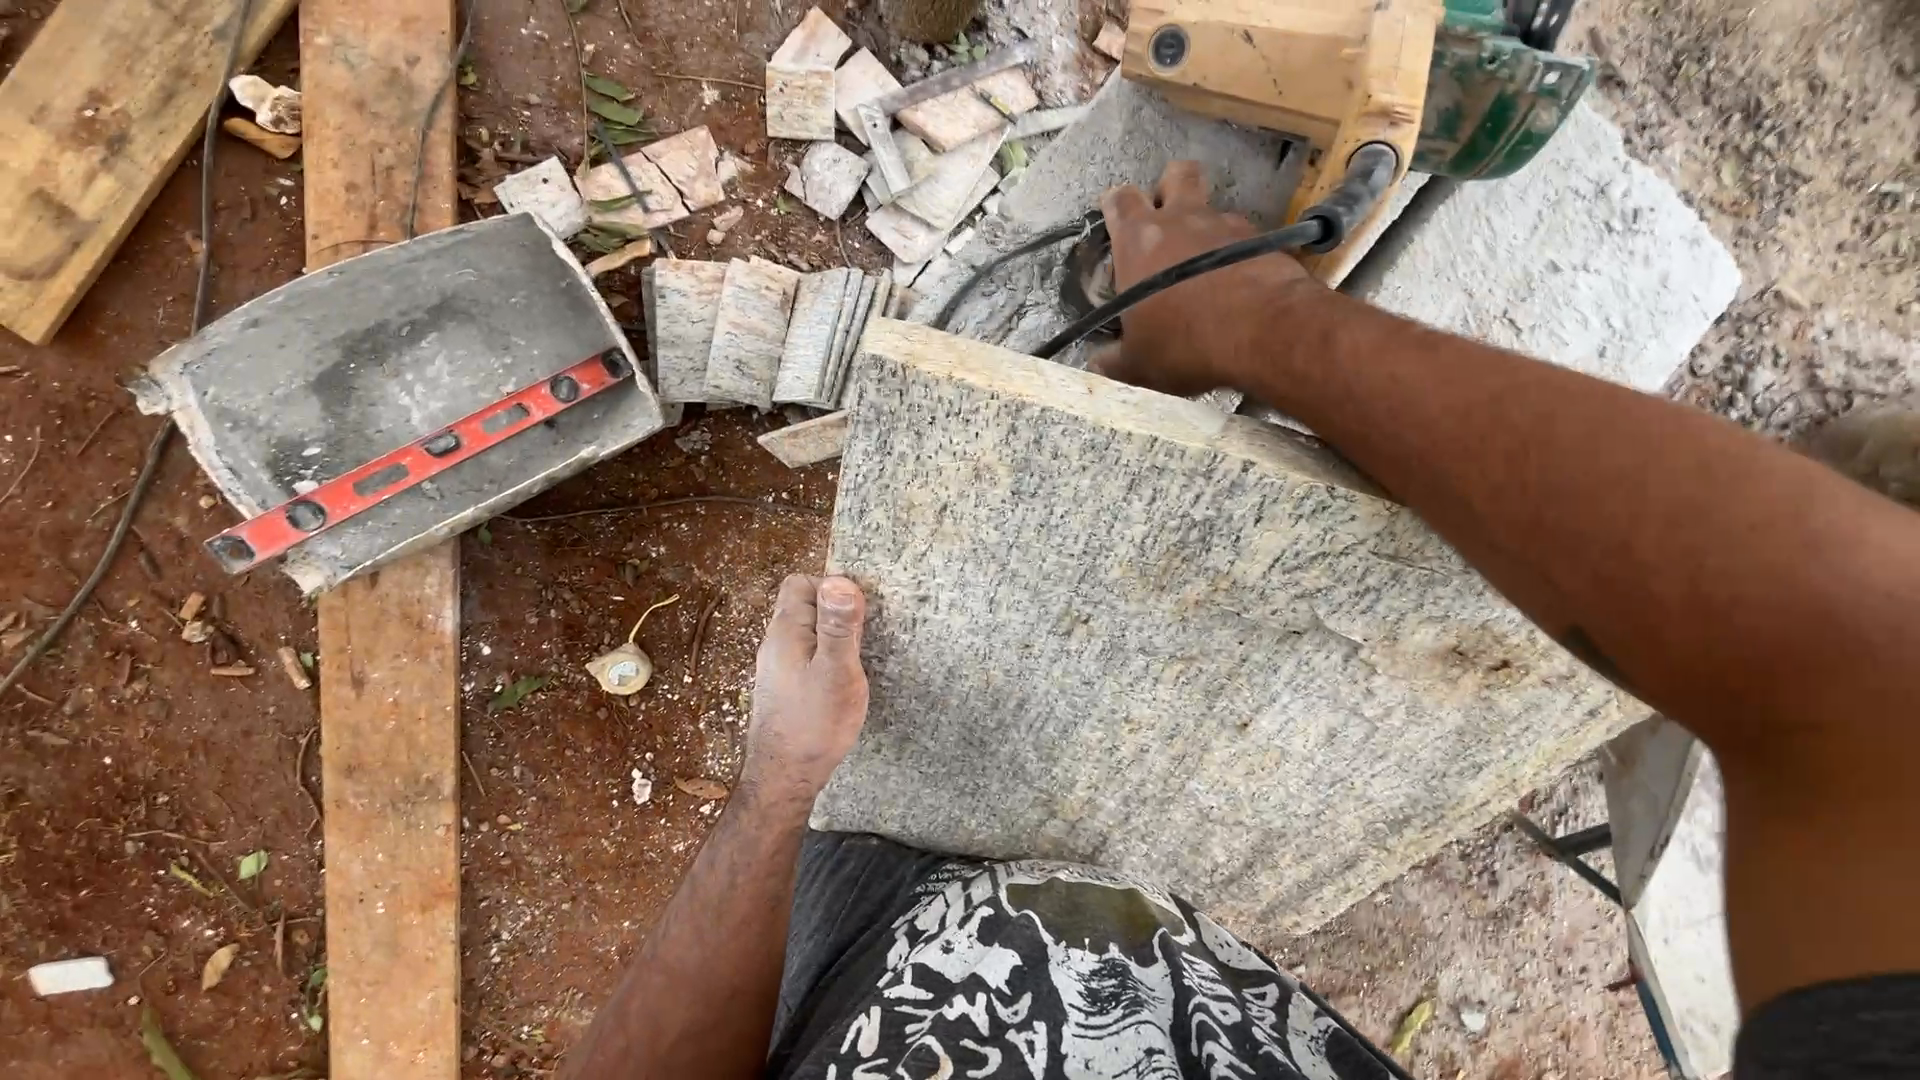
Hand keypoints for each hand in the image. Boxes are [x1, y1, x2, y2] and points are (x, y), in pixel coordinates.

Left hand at [742, 575, 869, 802]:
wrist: (784, 777)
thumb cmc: (814, 723)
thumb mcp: (836, 670)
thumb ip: (839, 626)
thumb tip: (841, 579)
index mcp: (786, 630)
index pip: (801, 583)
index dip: (831, 587)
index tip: (858, 612)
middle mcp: (775, 642)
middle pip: (802, 604)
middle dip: (834, 612)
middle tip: (861, 637)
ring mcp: (777, 665)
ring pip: (805, 631)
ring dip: (832, 636)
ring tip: (854, 660)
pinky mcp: (783, 686)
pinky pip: (805, 654)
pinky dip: (824, 656)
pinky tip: (840, 680)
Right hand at [1090, 161, 1324, 396]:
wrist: (1263, 333)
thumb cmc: (1184, 343)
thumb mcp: (1137, 363)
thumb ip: (1114, 359)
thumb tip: (1097, 365)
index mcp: (1139, 241)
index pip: (1119, 200)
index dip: (1115, 204)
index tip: (1115, 215)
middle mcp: (1182, 220)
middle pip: (1175, 175)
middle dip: (1167, 188)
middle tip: (1164, 219)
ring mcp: (1226, 225)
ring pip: (1213, 207)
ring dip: (1205, 227)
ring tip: (1204, 264)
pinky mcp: (1263, 240)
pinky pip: (1244, 237)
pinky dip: (1237, 254)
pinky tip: (1237, 283)